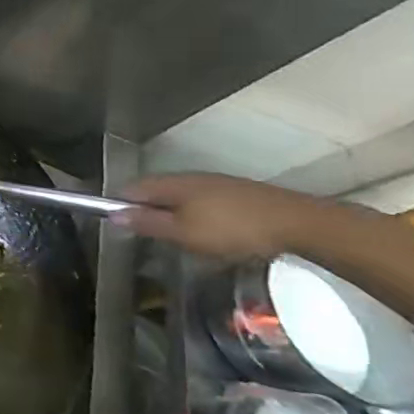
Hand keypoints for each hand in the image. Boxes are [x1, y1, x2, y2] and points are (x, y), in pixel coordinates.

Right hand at [115, 173, 329, 259]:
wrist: (300, 224)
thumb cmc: (233, 230)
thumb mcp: (183, 232)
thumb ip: (148, 222)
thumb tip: (114, 214)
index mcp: (173, 184)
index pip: (132, 188)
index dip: (120, 204)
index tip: (118, 224)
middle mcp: (191, 178)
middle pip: (157, 190)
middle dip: (147, 208)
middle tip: (146, 234)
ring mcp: (218, 183)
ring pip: (182, 195)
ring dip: (173, 212)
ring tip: (175, 235)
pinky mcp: (239, 193)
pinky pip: (205, 201)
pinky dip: (196, 214)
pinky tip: (207, 231)